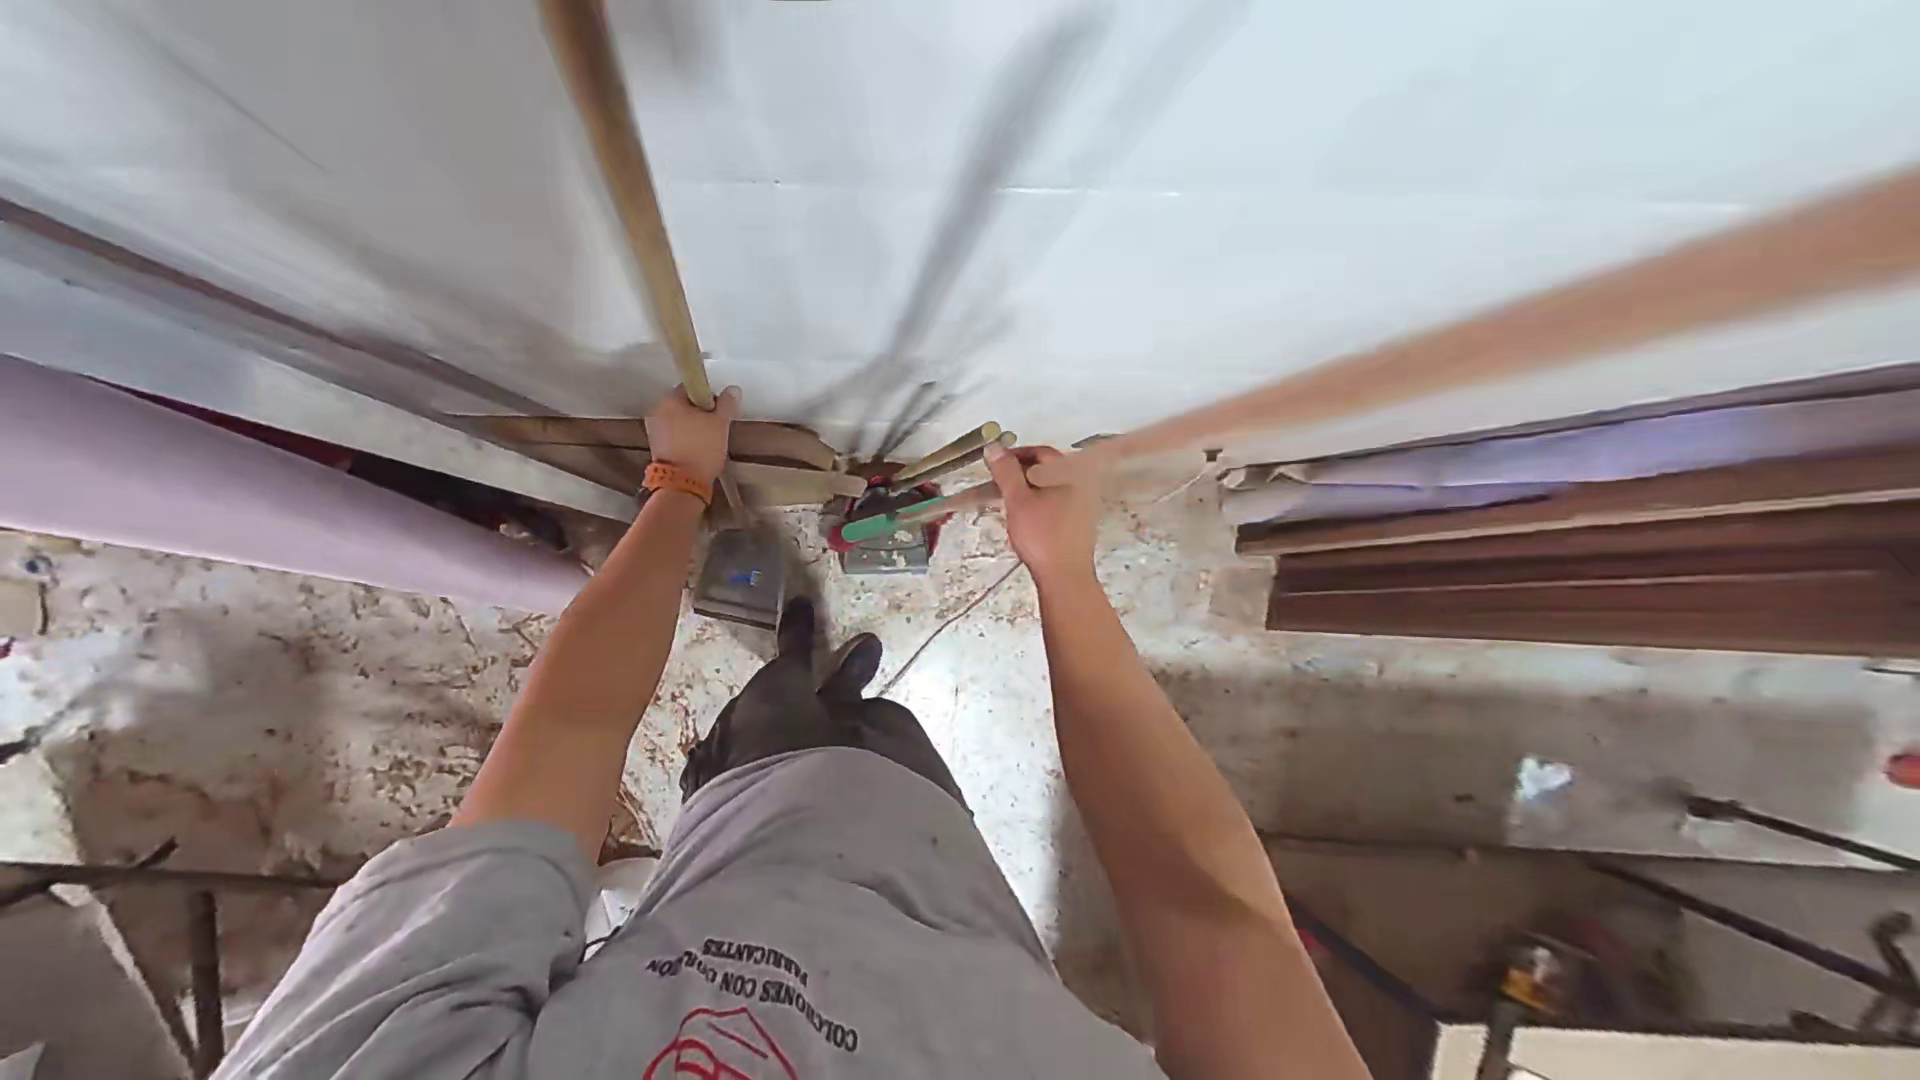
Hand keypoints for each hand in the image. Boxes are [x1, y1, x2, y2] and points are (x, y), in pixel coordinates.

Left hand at [644, 385, 740, 484]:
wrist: (683, 482)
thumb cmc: (701, 448)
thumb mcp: (720, 424)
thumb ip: (727, 404)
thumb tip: (732, 390)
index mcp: (670, 400)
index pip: (691, 387)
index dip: (709, 396)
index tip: (719, 411)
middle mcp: (657, 411)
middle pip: (684, 404)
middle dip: (700, 413)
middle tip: (717, 427)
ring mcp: (654, 429)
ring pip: (679, 420)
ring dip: (693, 426)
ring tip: (709, 441)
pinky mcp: (656, 446)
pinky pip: (674, 435)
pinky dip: (685, 438)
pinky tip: (698, 450)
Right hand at [985, 443, 1099, 585]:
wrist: (1065, 576)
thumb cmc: (1041, 535)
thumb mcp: (1018, 500)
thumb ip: (1005, 472)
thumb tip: (994, 446)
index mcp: (1070, 474)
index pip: (1041, 452)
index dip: (1015, 455)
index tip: (995, 464)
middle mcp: (1081, 484)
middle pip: (1047, 470)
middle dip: (1020, 473)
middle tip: (998, 484)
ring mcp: (1083, 505)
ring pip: (1050, 488)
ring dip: (1028, 490)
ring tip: (1008, 502)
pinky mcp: (1080, 523)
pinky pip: (1056, 503)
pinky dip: (1038, 504)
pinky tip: (1026, 518)